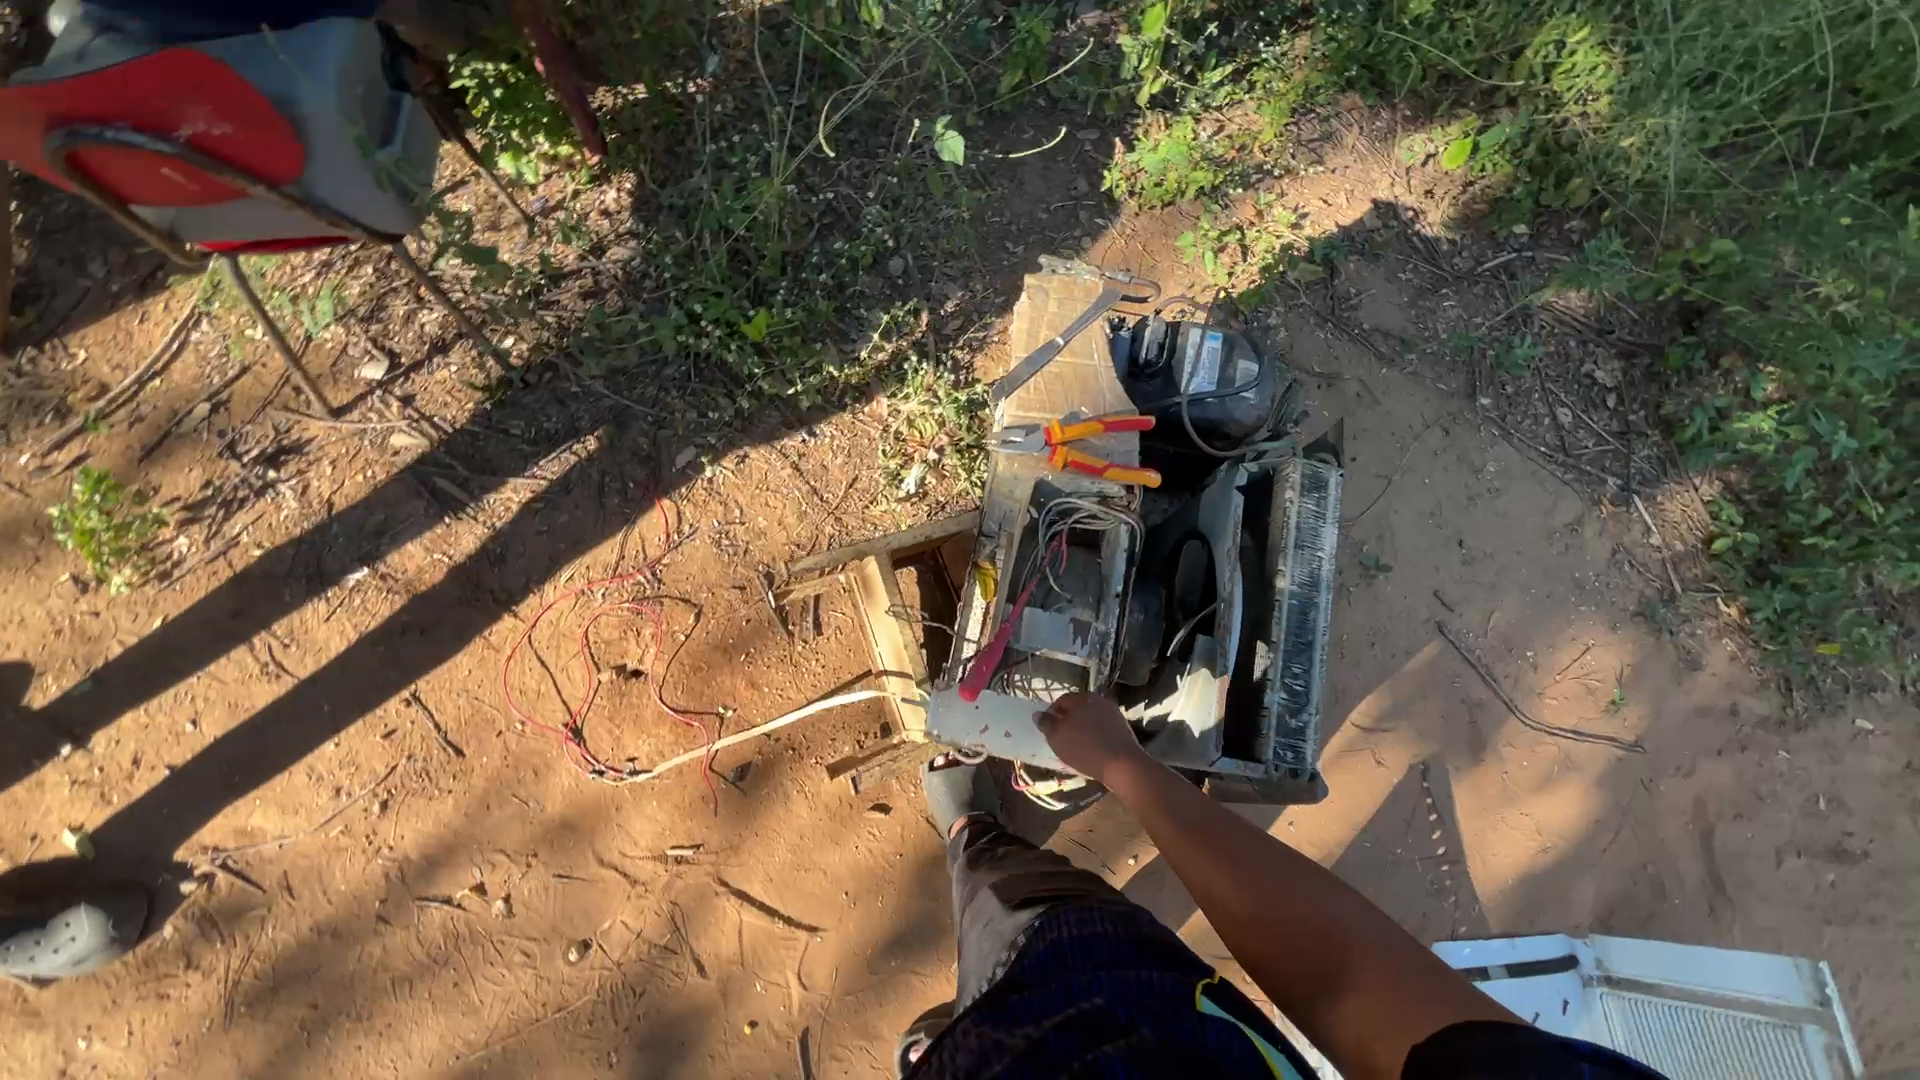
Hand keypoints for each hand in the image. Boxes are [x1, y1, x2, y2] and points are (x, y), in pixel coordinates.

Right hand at [1035, 692, 1151, 784]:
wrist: (1123, 765)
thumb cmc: (1085, 748)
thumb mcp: (1057, 737)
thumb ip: (1046, 723)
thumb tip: (1038, 714)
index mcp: (1083, 698)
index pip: (1061, 701)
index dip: (1052, 714)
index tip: (1048, 730)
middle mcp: (1100, 701)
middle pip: (1078, 709)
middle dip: (1068, 722)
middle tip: (1061, 739)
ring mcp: (1114, 714)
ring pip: (1091, 720)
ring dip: (1083, 730)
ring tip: (1076, 747)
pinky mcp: (1123, 729)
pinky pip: (1102, 730)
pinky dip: (1095, 737)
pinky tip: (1092, 751)